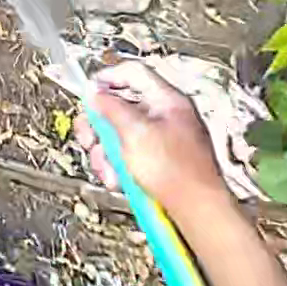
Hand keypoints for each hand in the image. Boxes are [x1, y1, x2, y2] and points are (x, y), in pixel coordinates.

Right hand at [74, 60, 225, 209]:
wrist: (198, 213)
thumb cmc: (176, 173)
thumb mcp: (134, 133)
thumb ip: (111, 108)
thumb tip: (94, 91)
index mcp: (167, 101)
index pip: (133, 72)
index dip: (107, 77)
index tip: (88, 92)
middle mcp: (166, 116)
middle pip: (120, 106)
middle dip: (100, 126)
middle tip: (90, 139)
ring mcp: (163, 138)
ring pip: (119, 133)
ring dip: (105, 151)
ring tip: (106, 169)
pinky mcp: (158, 159)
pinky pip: (128, 153)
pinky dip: (117, 165)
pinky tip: (116, 178)